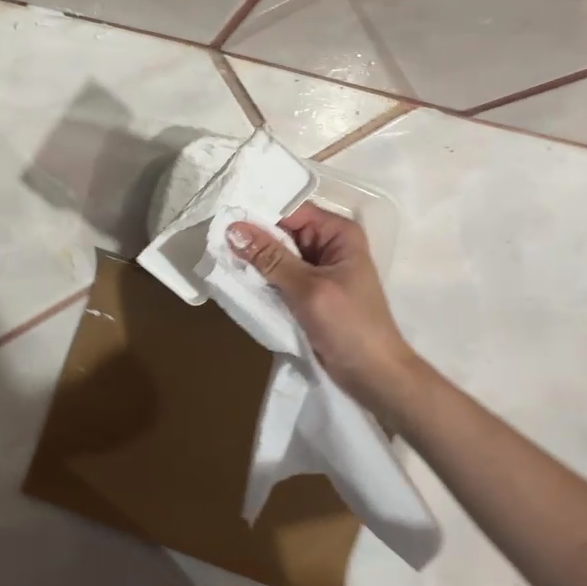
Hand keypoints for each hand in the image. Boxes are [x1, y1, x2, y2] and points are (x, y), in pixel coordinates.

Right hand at [227, 205, 418, 408]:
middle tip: (213, 241)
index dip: (259, 214)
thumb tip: (232, 229)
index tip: (223, 220)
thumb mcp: (308, 288)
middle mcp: (327, 245)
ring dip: (252, 261)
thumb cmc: (349, 326)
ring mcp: (317, 270)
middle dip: (251, 238)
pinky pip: (277, 277)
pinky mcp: (308, 293)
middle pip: (281, 231)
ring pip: (276, 255)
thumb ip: (270, 258)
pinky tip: (235, 280)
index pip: (291, 211)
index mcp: (338, 233)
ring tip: (218, 259)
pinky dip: (260, 279)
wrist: (373, 375)